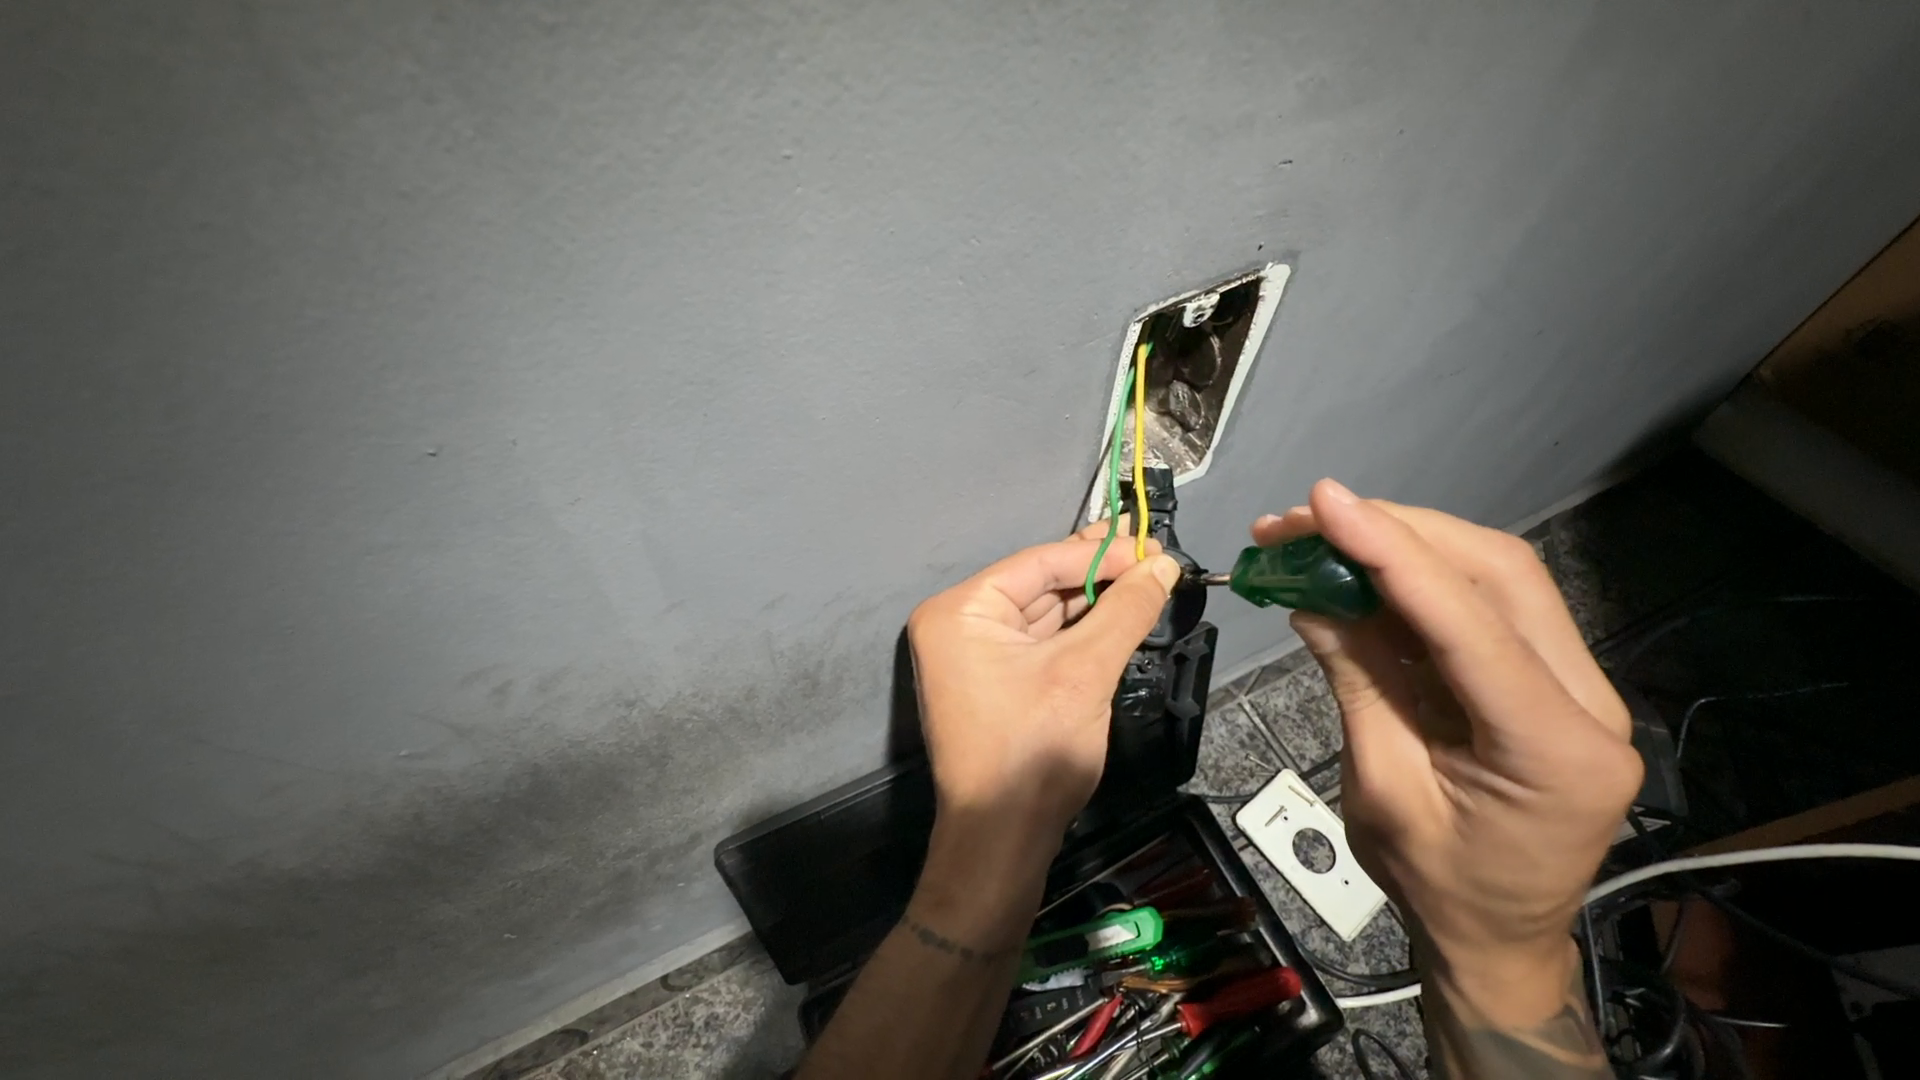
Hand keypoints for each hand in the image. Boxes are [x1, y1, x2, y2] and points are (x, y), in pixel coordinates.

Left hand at [907, 527, 1180, 840]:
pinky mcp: (996, 679)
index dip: (1100, 554)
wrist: (1002, 838)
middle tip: (1149, 546)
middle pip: (1039, 584)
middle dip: (1097, 569)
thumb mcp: (1084, 672)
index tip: (1154, 548)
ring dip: (1093, 596)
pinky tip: (1116, 608)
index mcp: (961, 611)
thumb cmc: (1033, 749)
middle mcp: (959, 624)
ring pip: (1044, 612)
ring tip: (1142, 568)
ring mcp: (975, 653)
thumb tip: (1165, 564)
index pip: (1038, 564)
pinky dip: (1080, 628)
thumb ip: (1125, 611)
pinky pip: (1042, 641)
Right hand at [1259, 480, 1640, 1025]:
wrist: (1497, 936)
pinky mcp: (1547, 676)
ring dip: (1402, 543)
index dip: (1391, 552)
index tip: (1324, 502)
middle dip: (1395, 530)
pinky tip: (1356, 571)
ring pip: (1494, 575)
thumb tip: (1310, 599)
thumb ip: (1357, 683)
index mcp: (1553, 747)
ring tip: (1316, 536)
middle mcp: (1586, 699)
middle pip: (1497, 572)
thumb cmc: (1436, 884)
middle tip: (1304, 519)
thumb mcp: (1382, 789)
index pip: (1468, 622)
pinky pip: (1482, 604)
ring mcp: (1576, 683)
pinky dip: (1413, 577)